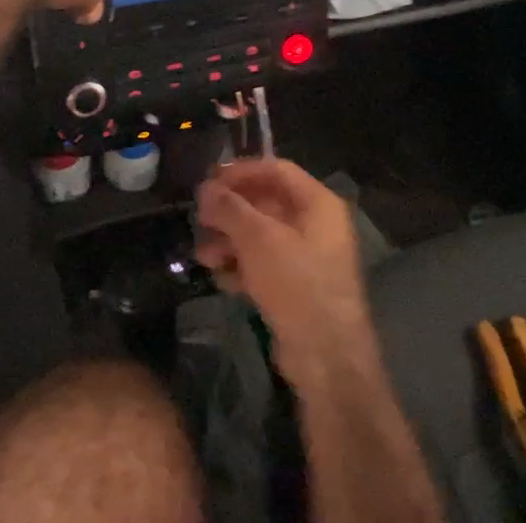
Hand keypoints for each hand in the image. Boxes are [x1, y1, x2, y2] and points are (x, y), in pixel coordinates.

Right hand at [195, 158, 379, 386]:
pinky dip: (241, 268)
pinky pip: (263, 265)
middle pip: (266, 203)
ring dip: (229, 242)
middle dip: (230, 211)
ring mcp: (307, 258)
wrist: (326, 355)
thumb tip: (206, 188)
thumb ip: (230, 208)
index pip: (276, 170)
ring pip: (260, 237)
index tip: (207, 181)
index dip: (240, 171)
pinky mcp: (295, 288)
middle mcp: (316, 226)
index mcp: (318, 204)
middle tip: (199, 218)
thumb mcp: (258, 238)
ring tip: (204, 256)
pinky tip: (222, 279)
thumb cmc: (296, 283)